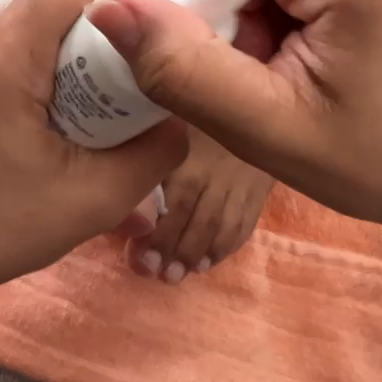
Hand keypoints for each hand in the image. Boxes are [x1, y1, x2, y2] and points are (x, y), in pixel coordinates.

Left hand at [0, 0, 188, 319]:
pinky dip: (55, 54)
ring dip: (84, 39)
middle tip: (142, 73)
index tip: (162, 34)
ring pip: (43, 9)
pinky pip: (21, 32)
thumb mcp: (94, 199)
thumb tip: (183, 110)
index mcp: (3, 51)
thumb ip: (157, 149)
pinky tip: (67, 108)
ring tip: (108, 99)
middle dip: (114, 17)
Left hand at [127, 126, 275, 283]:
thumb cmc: (193, 115)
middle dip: (179, 253)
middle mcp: (215, 178)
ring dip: (202, 255)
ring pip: (222, 228)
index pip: (175, 206)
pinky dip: (227, 247)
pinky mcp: (259, 191)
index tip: (142, 259)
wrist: (251, 105)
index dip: (160, 236)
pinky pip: (244, 225)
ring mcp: (241, 186)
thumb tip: (122, 190)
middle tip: (163, 276)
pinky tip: (210, 261)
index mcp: (189, 162)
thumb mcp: (169, 127)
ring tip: (184, 274)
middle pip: (198, 223)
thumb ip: (150, 154)